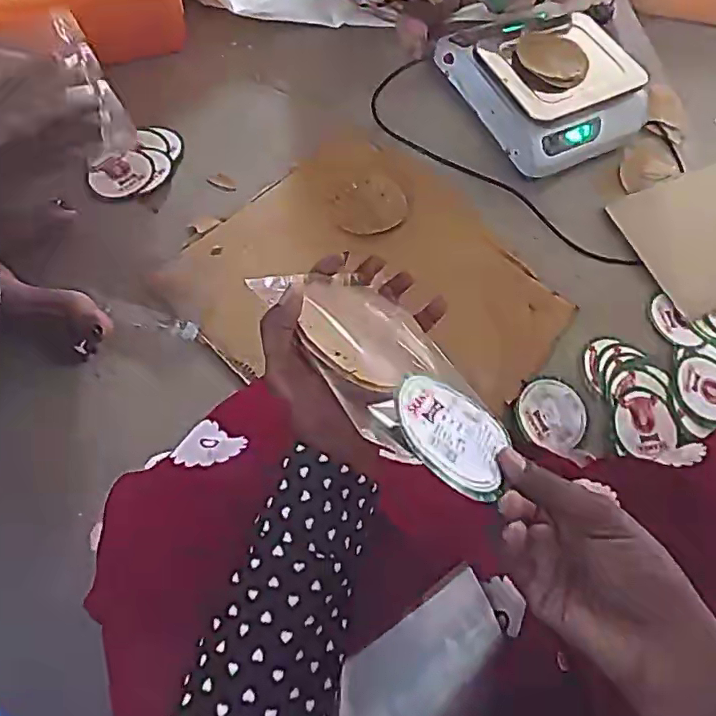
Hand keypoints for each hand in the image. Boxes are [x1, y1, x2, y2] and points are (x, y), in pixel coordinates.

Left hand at [258, 254, 446, 464]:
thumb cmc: (309, 415)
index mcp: (309, 337)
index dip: (324, 272)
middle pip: (353, 296)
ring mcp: (367, 352)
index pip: (314, 294)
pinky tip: (437, 304)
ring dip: (396, 289)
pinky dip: (426, 318)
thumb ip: (278, 334)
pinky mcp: (392, 365)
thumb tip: (294, 289)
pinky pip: (411, 337)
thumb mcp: (283, 375)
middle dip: (367, 275)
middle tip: (381, 263)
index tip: (341, 258)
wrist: (341, 458)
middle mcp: (338, 339)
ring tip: (408, 278)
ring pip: (383, 310)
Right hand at [496, 450, 715, 715]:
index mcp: (583, 509)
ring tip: (513, 513)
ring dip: (510, 518)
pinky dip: (509, 547)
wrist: (654, 642)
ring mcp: (549, 562)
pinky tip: (515, 536)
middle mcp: (563, 532)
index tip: (499, 456)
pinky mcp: (536, 592)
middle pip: (526, 505)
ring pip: (516, 532)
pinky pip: (515, 563)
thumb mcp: (599, 516)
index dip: (524, 470)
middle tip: (509, 492)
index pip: (545, 483)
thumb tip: (507, 455)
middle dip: (514, 494)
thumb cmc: (638, 567)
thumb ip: (550, 487)